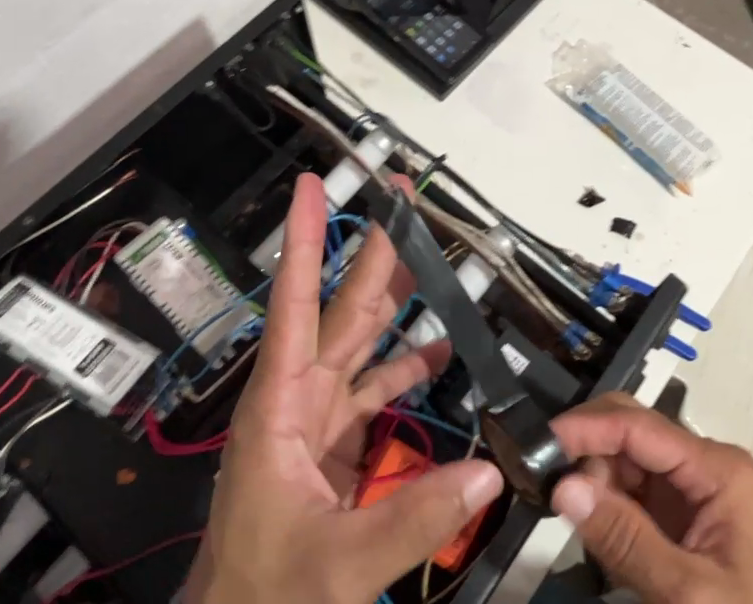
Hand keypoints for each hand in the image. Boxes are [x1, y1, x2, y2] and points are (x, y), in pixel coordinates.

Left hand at [185, 173, 504, 603]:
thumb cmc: (265, 594)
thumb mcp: (337, 564)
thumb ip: (412, 519)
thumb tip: (487, 472)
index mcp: (279, 409)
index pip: (294, 308)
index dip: (305, 244)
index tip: (312, 188)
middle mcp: (295, 401)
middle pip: (339, 313)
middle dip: (371, 256)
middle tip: (400, 203)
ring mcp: (314, 423)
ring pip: (358, 344)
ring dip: (392, 304)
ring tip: (428, 262)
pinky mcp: (332, 447)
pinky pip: (372, 391)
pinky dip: (403, 369)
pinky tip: (437, 352)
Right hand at [549, 393, 752, 603]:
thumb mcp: (689, 593)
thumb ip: (626, 539)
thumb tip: (563, 485)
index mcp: (717, 468)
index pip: (638, 425)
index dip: (585, 427)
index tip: (536, 444)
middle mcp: (705, 466)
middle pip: (631, 433)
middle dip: (586, 448)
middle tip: (543, 480)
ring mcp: (694, 493)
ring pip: (627, 462)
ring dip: (592, 477)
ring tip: (558, 504)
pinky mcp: (684, 521)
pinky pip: (634, 495)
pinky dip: (606, 505)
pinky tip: (590, 524)